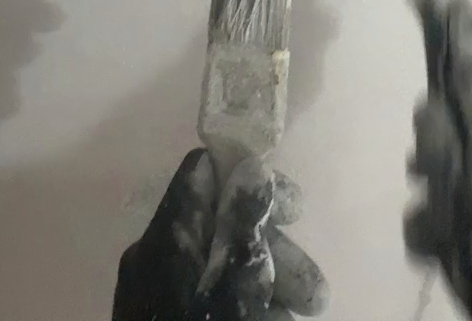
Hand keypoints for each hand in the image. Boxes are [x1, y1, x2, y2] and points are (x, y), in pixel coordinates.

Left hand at [114, 148, 327, 320]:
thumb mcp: (229, 294)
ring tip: (304, 316)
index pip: (205, 173)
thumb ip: (243, 230)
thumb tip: (255, 166)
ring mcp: (160, 294)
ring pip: (226, 267)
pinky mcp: (167, 319)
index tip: (295, 210)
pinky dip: (250, 307)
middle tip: (315, 294)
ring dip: (273, 287)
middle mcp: (157, 259)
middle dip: (278, 253)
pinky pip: (213, 298)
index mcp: (164, 240)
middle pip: (224, 226)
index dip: (252, 178)